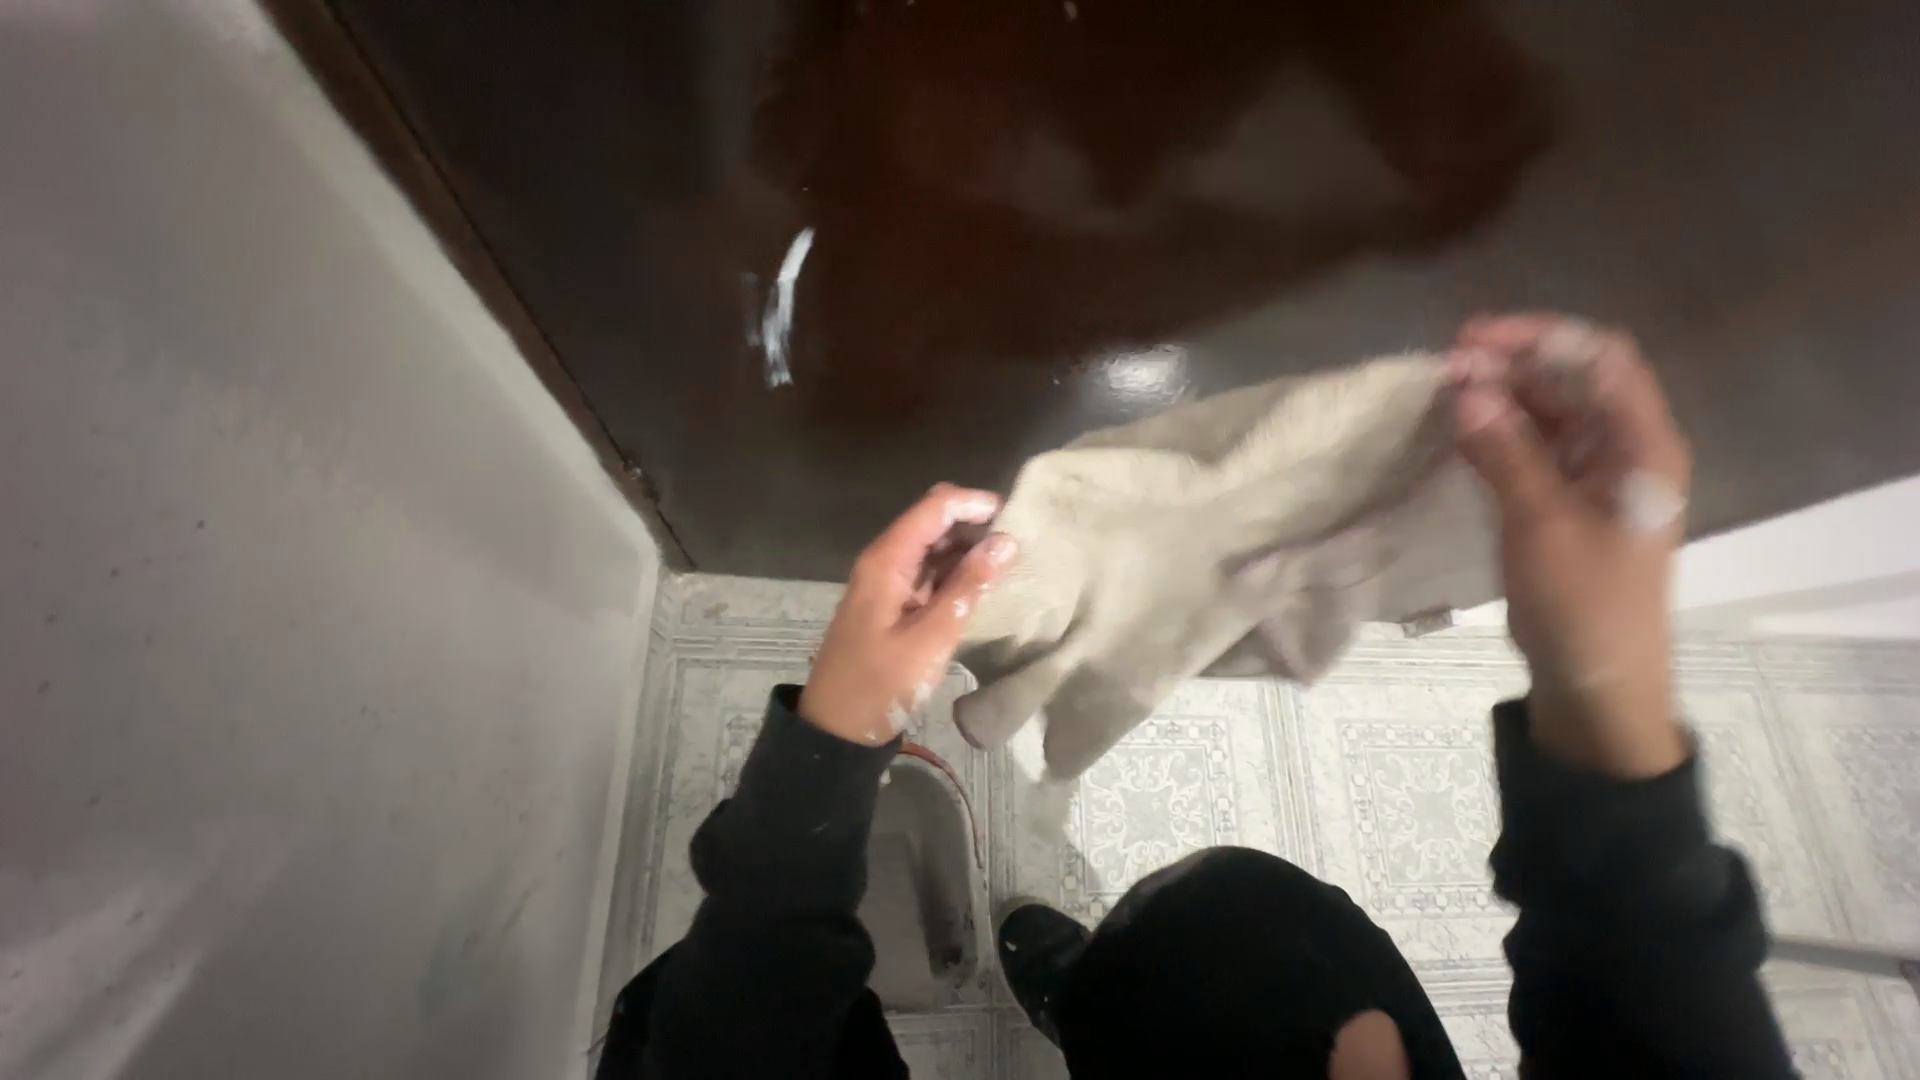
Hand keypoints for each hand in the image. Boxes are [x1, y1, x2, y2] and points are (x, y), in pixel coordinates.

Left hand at [800, 484, 1019, 745]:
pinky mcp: (893, 602)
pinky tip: (983, 583)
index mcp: (887, 560)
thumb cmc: (881, 684)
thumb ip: (968, 587)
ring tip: (1010, 561)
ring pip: (933, 545)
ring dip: (968, 547)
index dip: (975, 503)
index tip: (1017, 517)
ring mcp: (888, 581)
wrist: (837, 728)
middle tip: (1018, 543)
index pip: (935, 507)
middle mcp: (885, 560)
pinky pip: (928, 571)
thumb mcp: (931, 638)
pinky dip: (955, 571)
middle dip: (974, 523)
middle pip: (933, 520)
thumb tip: (1006, 542)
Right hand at [1449, 314, 1691, 776]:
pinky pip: (1521, 448)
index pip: (1600, 363)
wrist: (1592, 673)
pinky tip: (1450, 429)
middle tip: (1439, 366)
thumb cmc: (1582, 600)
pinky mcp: (1553, 498)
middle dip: (1506, 366)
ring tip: (1437, 391)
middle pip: (1567, 382)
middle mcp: (1618, 449)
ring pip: (1540, 413)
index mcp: (1641, 447)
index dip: (1538, 340)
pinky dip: (1488, 432)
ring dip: (1493, 397)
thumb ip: (1506, 454)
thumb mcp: (1542, 524)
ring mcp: (1585, 474)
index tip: (1470, 340)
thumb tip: (1465, 391)